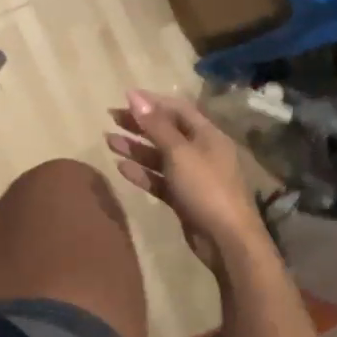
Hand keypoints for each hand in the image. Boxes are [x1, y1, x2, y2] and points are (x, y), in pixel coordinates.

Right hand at [106, 90, 264, 270]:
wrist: (228, 242)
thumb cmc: (206, 188)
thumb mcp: (178, 152)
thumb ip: (155, 124)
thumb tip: (133, 95)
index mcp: (208, 136)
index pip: (178, 109)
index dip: (152, 101)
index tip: (124, 97)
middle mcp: (201, 152)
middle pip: (167, 131)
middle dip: (139, 124)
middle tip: (111, 117)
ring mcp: (193, 177)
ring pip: (160, 156)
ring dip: (135, 148)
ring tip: (109, 141)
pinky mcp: (184, 198)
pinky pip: (159, 179)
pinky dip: (142, 172)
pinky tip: (121, 168)